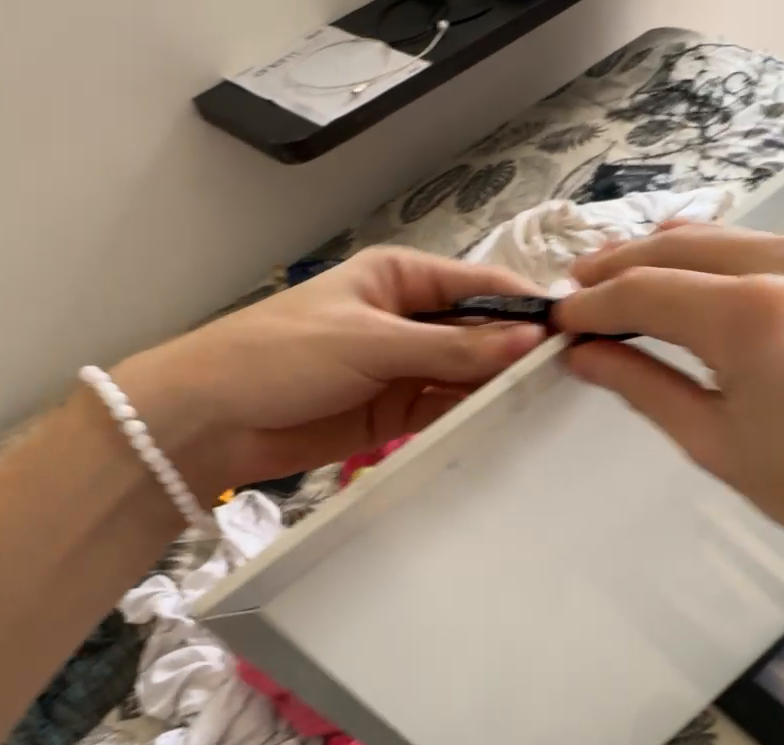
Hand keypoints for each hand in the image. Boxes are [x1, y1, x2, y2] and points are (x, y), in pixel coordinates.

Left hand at [111, 246, 547, 490]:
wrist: (213, 421)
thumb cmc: (283, 356)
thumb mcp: (372, 342)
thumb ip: (452, 347)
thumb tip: (528, 340)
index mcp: (399, 279)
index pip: (479, 285)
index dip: (524, 306)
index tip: (571, 332)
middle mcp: (408, 319)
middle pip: (478, 333)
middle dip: (516, 352)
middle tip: (570, 379)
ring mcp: (403, 369)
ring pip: (466, 375)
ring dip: (497, 389)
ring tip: (547, 407)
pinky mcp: (395, 413)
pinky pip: (445, 410)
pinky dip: (470, 418)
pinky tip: (504, 427)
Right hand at [556, 224, 783, 578]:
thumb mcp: (708, 440)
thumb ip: (638, 382)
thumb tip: (581, 353)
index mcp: (754, 317)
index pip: (645, 290)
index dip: (593, 305)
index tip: (558, 320)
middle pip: (678, 246)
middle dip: (619, 268)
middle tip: (577, 293)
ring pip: (720, 236)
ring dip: (665, 258)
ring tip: (620, 287)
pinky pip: (763, 245)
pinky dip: (717, 262)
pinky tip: (689, 286)